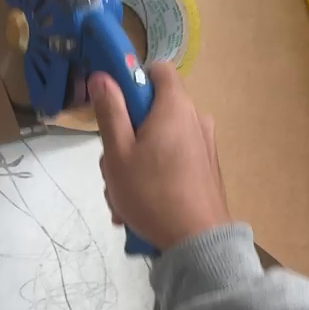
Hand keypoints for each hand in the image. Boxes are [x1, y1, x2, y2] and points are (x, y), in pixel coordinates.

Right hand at [89, 61, 228, 250]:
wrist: (196, 238)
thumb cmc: (150, 193)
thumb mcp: (117, 154)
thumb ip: (110, 112)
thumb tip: (102, 77)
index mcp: (174, 107)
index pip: (157, 70)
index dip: (132, 81)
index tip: (113, 106)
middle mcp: (195, 118)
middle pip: (153, 111)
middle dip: (127, 134)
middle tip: (112, 166)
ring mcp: (204, 143)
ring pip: (159, 140)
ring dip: (136, 162)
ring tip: (123, 195)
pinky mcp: (206, 167)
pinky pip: (172, 160)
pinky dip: (154, 175)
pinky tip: (141, 203)